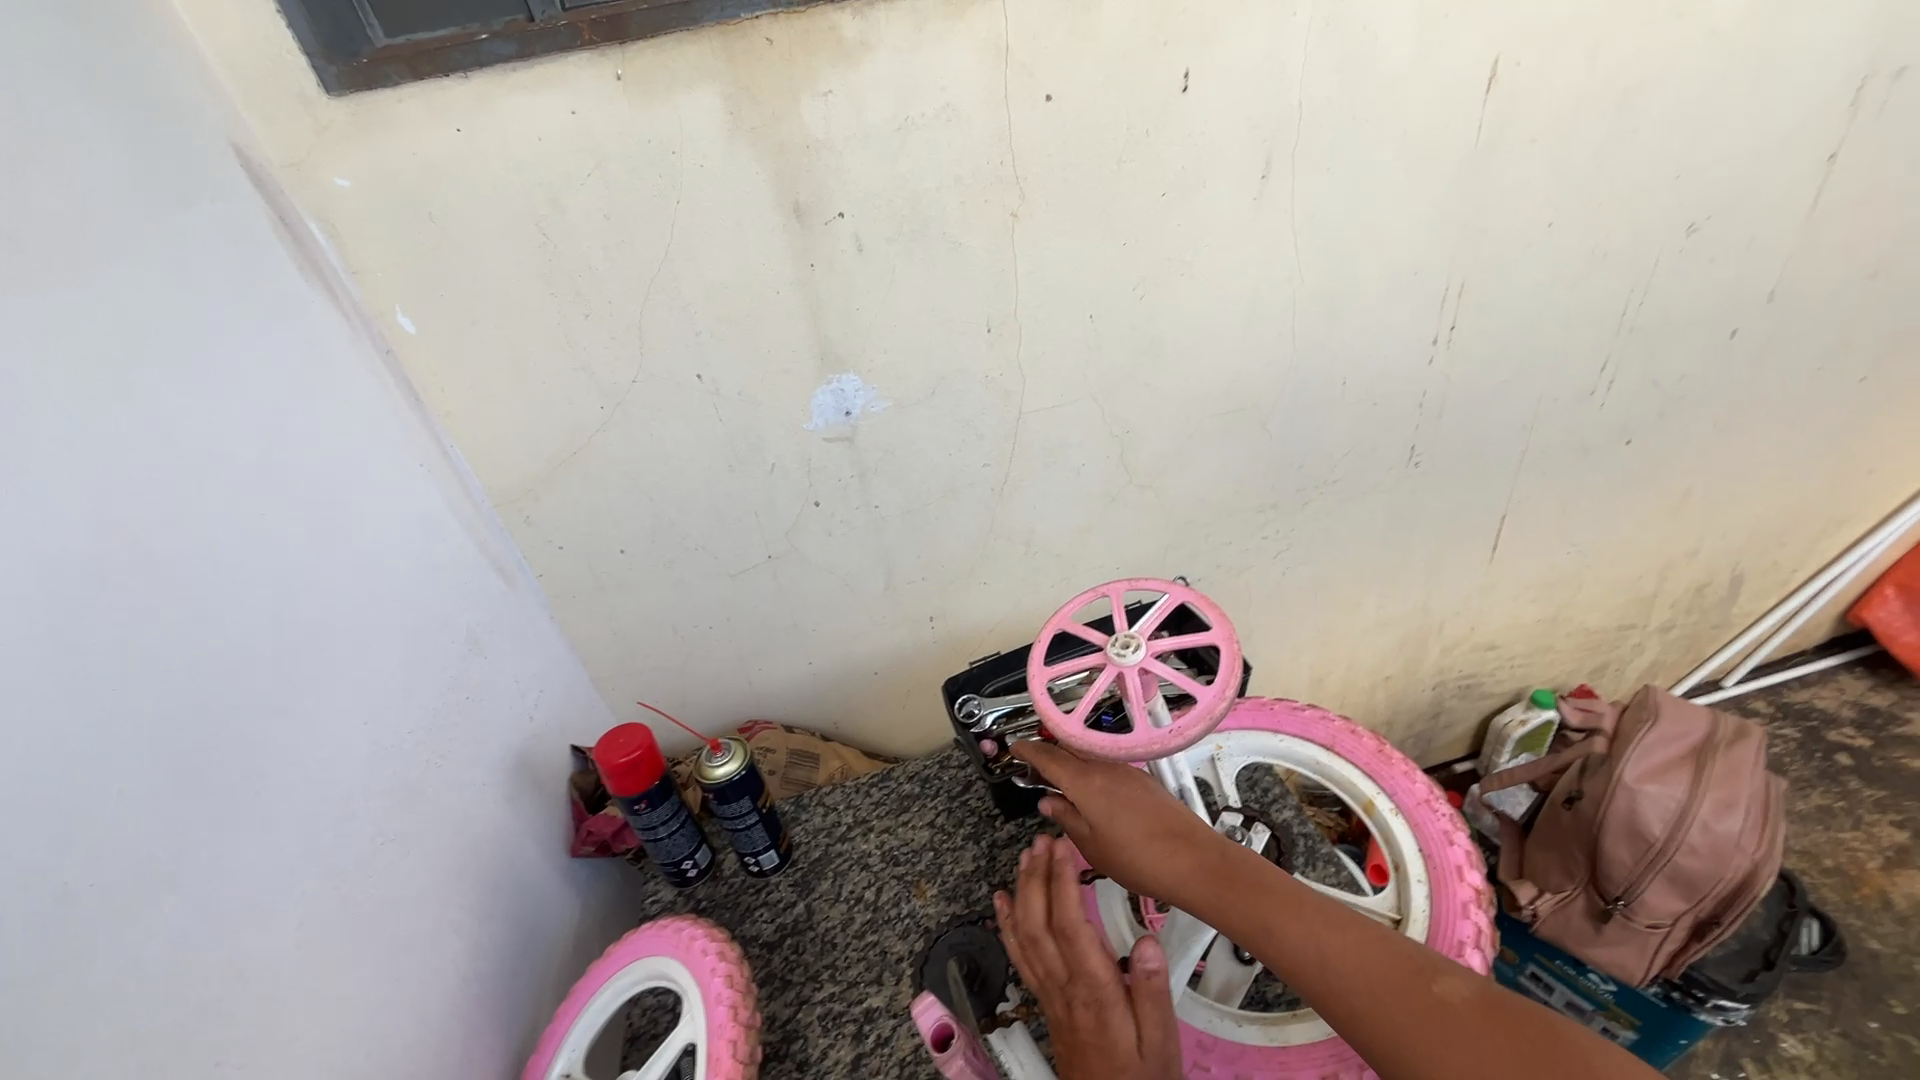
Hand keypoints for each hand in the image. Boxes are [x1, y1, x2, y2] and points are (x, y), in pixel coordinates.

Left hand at [994, 834, 1180, 1079]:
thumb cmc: (1140, 1075)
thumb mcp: (1160, 1040)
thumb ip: (1153, 991)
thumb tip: (1148, 942)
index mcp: (1094, 990)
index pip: (1070, 925)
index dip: (1062, 882)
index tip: (1062, 849)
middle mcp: (1063, 987)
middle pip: (1039, 922)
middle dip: (1038, 876)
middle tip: (1042, 840)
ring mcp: (1048, 992)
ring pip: (1024, 934)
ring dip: (1022, 890)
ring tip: (1026, 856)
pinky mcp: (1043, 998)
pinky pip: (1019, 955)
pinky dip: (1007, 923)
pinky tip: (1002, 900)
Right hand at [1011, 740, 1229, 907]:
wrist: (1194, 861)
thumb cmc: (1137, 859)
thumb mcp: (1090, 845)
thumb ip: (1066, 818)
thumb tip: (1048, 801)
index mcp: (1085, 781)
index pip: (1048, 756)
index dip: (1027, 750)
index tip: (1013, 748)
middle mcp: (1105, 767)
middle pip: (1068, 750)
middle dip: (1048, 754)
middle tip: (1032, 768)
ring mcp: (1127, 771)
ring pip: (1089, 758)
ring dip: (1071, 765)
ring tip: (1059, 785)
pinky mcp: (1144, 781)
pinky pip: (1107, 768)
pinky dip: (1091, 774)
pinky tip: (1091, 796)